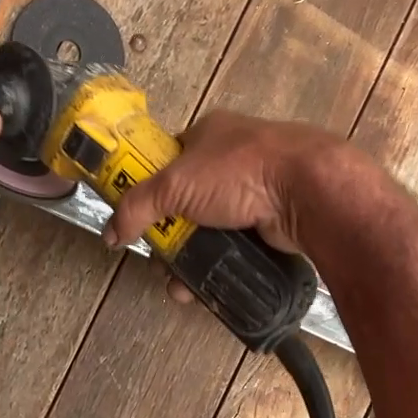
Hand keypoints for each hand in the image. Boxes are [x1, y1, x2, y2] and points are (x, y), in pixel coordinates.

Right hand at [100, 112, 364, 300]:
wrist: (307, 191)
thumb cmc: (238, 172)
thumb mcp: (174, 186)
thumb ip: (135, 209)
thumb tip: (109, 236)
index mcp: (208, 132)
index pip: (165, 160)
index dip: (146, 189)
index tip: (136, 219)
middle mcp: (229, 156)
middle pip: (181, 202)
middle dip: (166, 236)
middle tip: (160, 258)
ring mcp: (250, 188)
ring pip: (204, 228)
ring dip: (186, 258)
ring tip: (180, 283)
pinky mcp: (265, 219)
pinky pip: (228, 245)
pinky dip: (212, 265)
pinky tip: (202, 285)